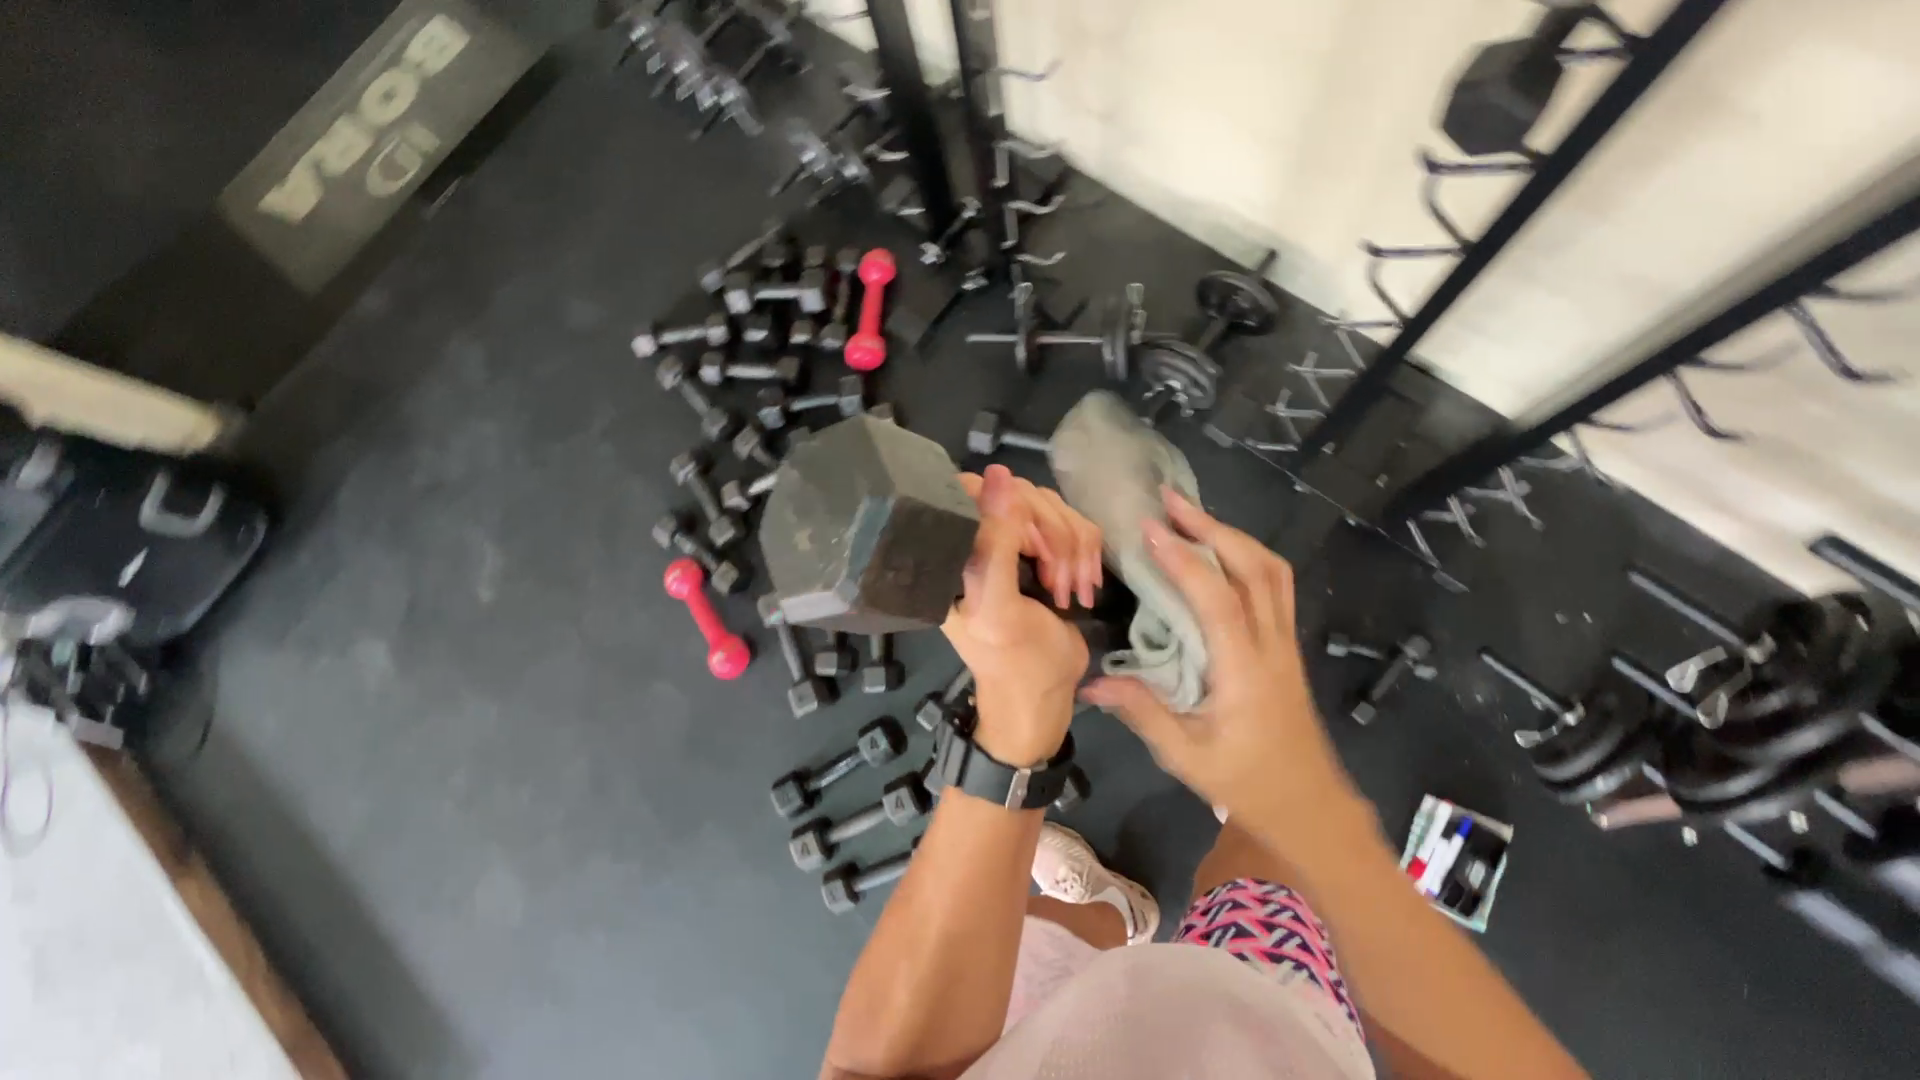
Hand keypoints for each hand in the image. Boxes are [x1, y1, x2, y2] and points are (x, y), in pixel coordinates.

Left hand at [942, 466, 1101, 765]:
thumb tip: (998, 475)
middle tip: (1058, 584)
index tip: (1033, 550)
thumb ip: (995, 544)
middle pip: (1022, 494)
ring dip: (1072, 550)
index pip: (976, 490)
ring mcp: (1015, 542)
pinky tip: (1083, 587)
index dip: (1013, 510)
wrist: (1046, 698)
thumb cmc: (1016, 663)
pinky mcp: (1046, 550)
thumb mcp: (1000, 608)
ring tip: (1070, 593)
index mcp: (953, 551)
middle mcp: (980, 539)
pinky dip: (1085, 554)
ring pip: (1052, 506)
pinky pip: (1073, 522)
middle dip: (1052, 539)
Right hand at [1079, 489, 1356, 819]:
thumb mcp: (1187, 757)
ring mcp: (1285, 643)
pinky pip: (1275, 587)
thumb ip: (1142, 713)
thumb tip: (1092, 680)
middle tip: (1170, 501)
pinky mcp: (1286, 647)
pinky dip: (1247, 557)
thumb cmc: (1247, 782)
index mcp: (1245, 670)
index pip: (1217, 599)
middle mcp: (1272, 645)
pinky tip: (1220, 554)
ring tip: (1192, 516)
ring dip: (1233, 536)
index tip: (1150, 528)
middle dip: (1212, 527)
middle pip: (1254, 568)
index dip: (1184, 559)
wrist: (1310, 804)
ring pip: (1272, 572)